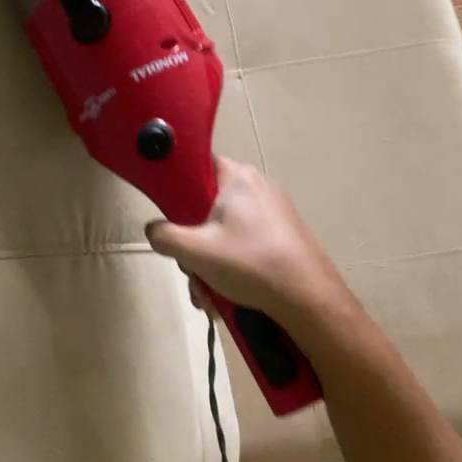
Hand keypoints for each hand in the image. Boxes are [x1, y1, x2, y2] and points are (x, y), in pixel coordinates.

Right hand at [145, 157, 359, 337]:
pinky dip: (232, 267)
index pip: (198, 165)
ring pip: (225, 232)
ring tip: (211, 295)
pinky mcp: (283, 234)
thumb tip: (154, 230)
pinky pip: (245, 243)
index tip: (170, 215)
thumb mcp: (195, 251)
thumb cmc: (249, 263)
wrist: (308, 297)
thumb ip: (164, 236)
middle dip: (194, 244)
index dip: (178, 187)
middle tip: (193, 271)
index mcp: (237, 177)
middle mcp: (257, 185)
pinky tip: (228, 296)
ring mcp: (274, 211)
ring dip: (210, 264)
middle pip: (208, 206)